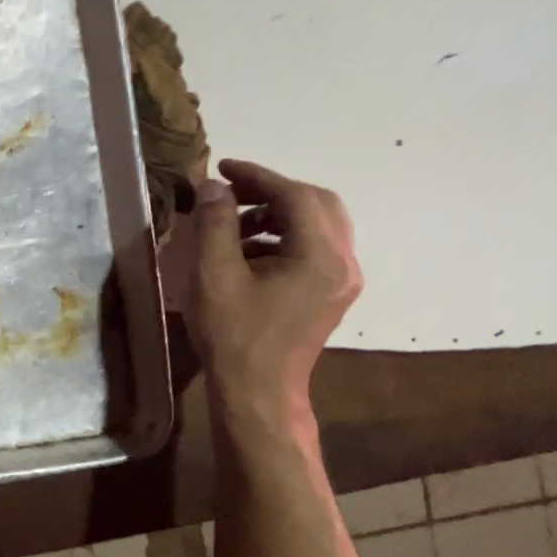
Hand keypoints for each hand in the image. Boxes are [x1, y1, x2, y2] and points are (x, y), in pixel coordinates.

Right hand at [189, 159, 362, 420]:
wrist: (257, 388)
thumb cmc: (233, 331)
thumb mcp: (214, 273)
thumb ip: (216, 224)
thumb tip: (213, 186)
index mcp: (321, 257)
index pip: (296, 196)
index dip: (258, 176)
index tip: (220, 168)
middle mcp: (343, 263)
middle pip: (319, 204)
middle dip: (273, 189)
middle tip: (230, 189)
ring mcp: (341, 280)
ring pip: (319, 224)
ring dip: (277, 211)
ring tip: (232, 218)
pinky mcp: (330, 292)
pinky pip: (314, 246)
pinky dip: (283, 233)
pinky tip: (245, 247)